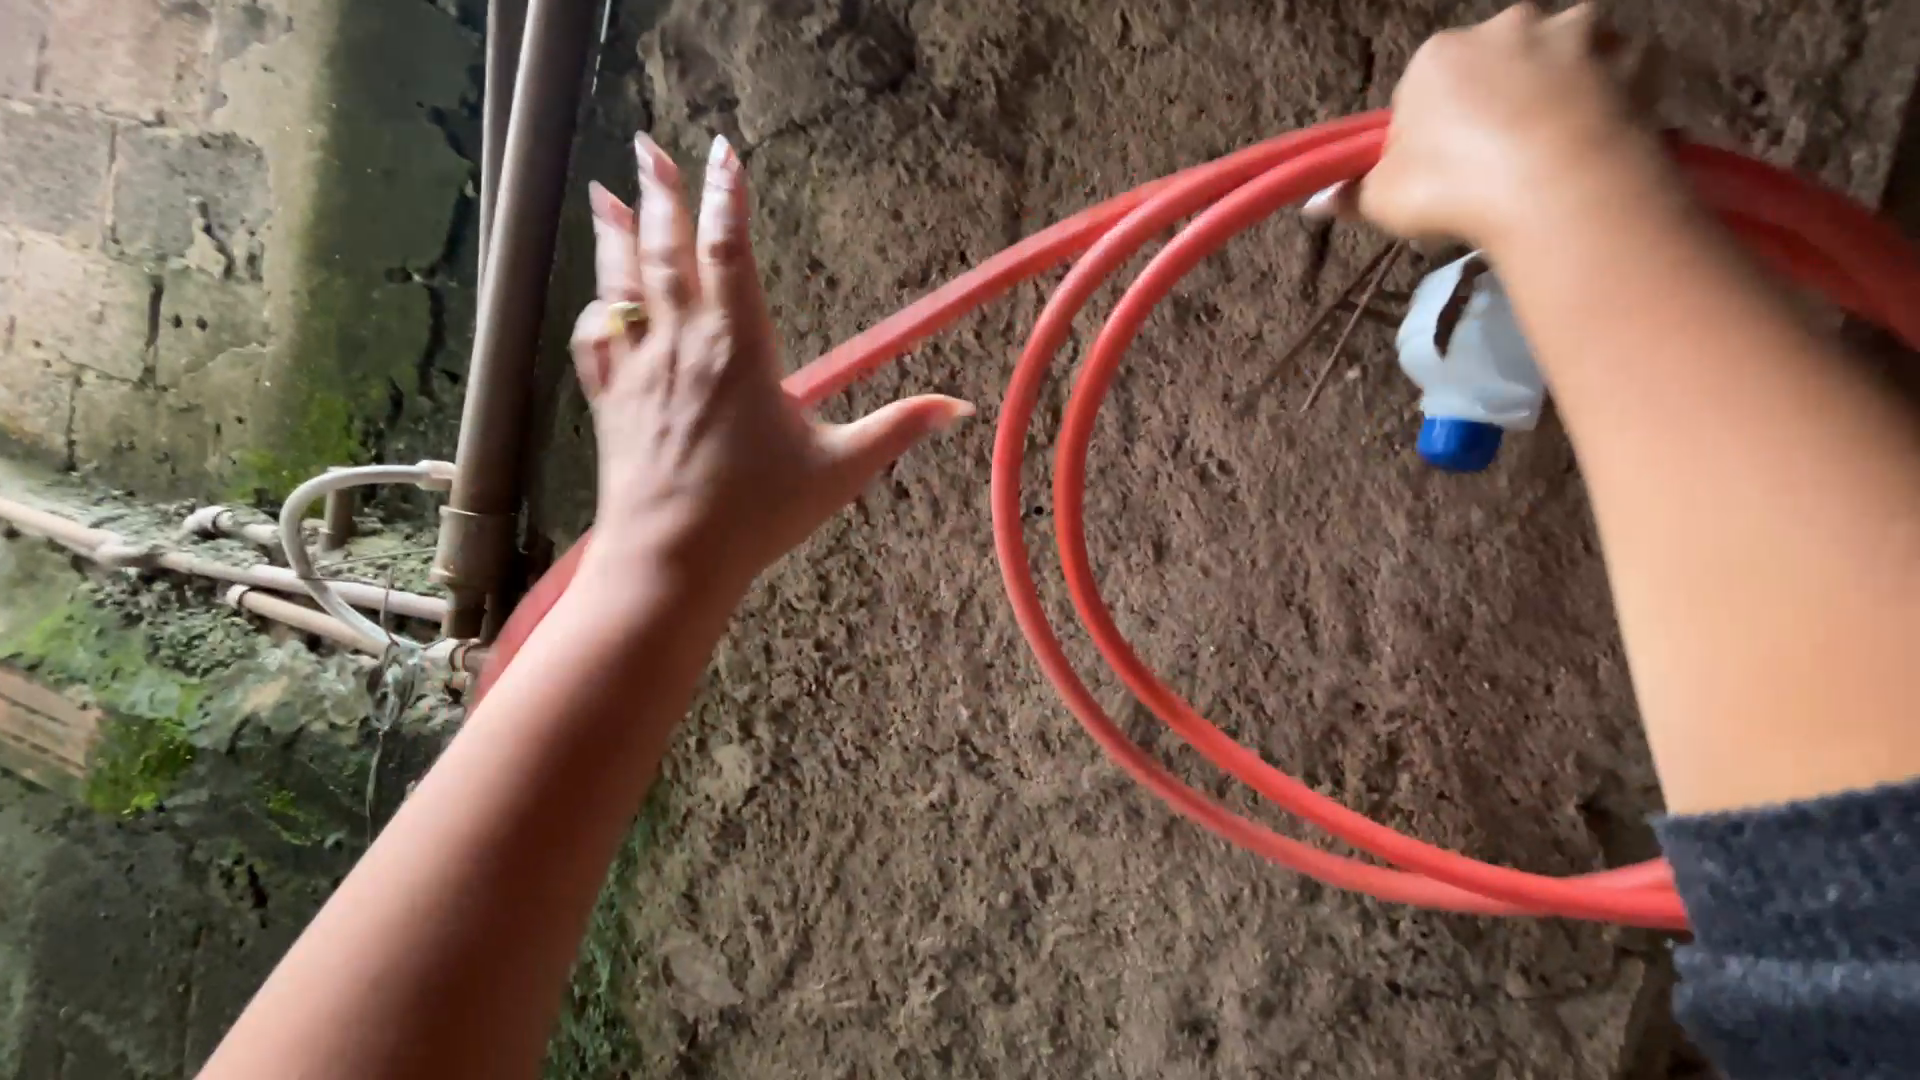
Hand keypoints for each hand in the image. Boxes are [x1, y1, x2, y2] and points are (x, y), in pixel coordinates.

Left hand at [570, 133, 971, 610]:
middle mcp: (683, 346)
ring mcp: (640, 372)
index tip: (723, 153)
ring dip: (616, 233)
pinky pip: (595, 341)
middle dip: (661, 193)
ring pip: (623, 285)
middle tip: (646, 145)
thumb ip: (899, 429)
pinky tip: (598, 299)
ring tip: (604, 189)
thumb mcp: (841, 470)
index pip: (731, 253)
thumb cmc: (758, 513)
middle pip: (667, 252)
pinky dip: (596, 310)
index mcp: (740, 350)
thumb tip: (962, 408)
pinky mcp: (612, 403)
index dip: (727, 198)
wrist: (673, 557)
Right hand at [1308, 3, 1668, 253]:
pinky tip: (1595, 137)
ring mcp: (1577, 34)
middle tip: (1489, 159)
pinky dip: (1609, 96)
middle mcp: (1508, 25)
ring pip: (1560, 56)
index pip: (1424, 86)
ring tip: (1547, 147)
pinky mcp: (1635, 53)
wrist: (1557, 187)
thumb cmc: (1451, 188)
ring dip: (1554, 88)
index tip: (1432, 166)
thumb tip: (1314, 203)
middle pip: (1494, 61)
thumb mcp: (1381, 201)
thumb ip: (1351, 194)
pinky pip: (1618, 71)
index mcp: (1438, 54)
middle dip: (1493, 98)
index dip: (1427, 127)